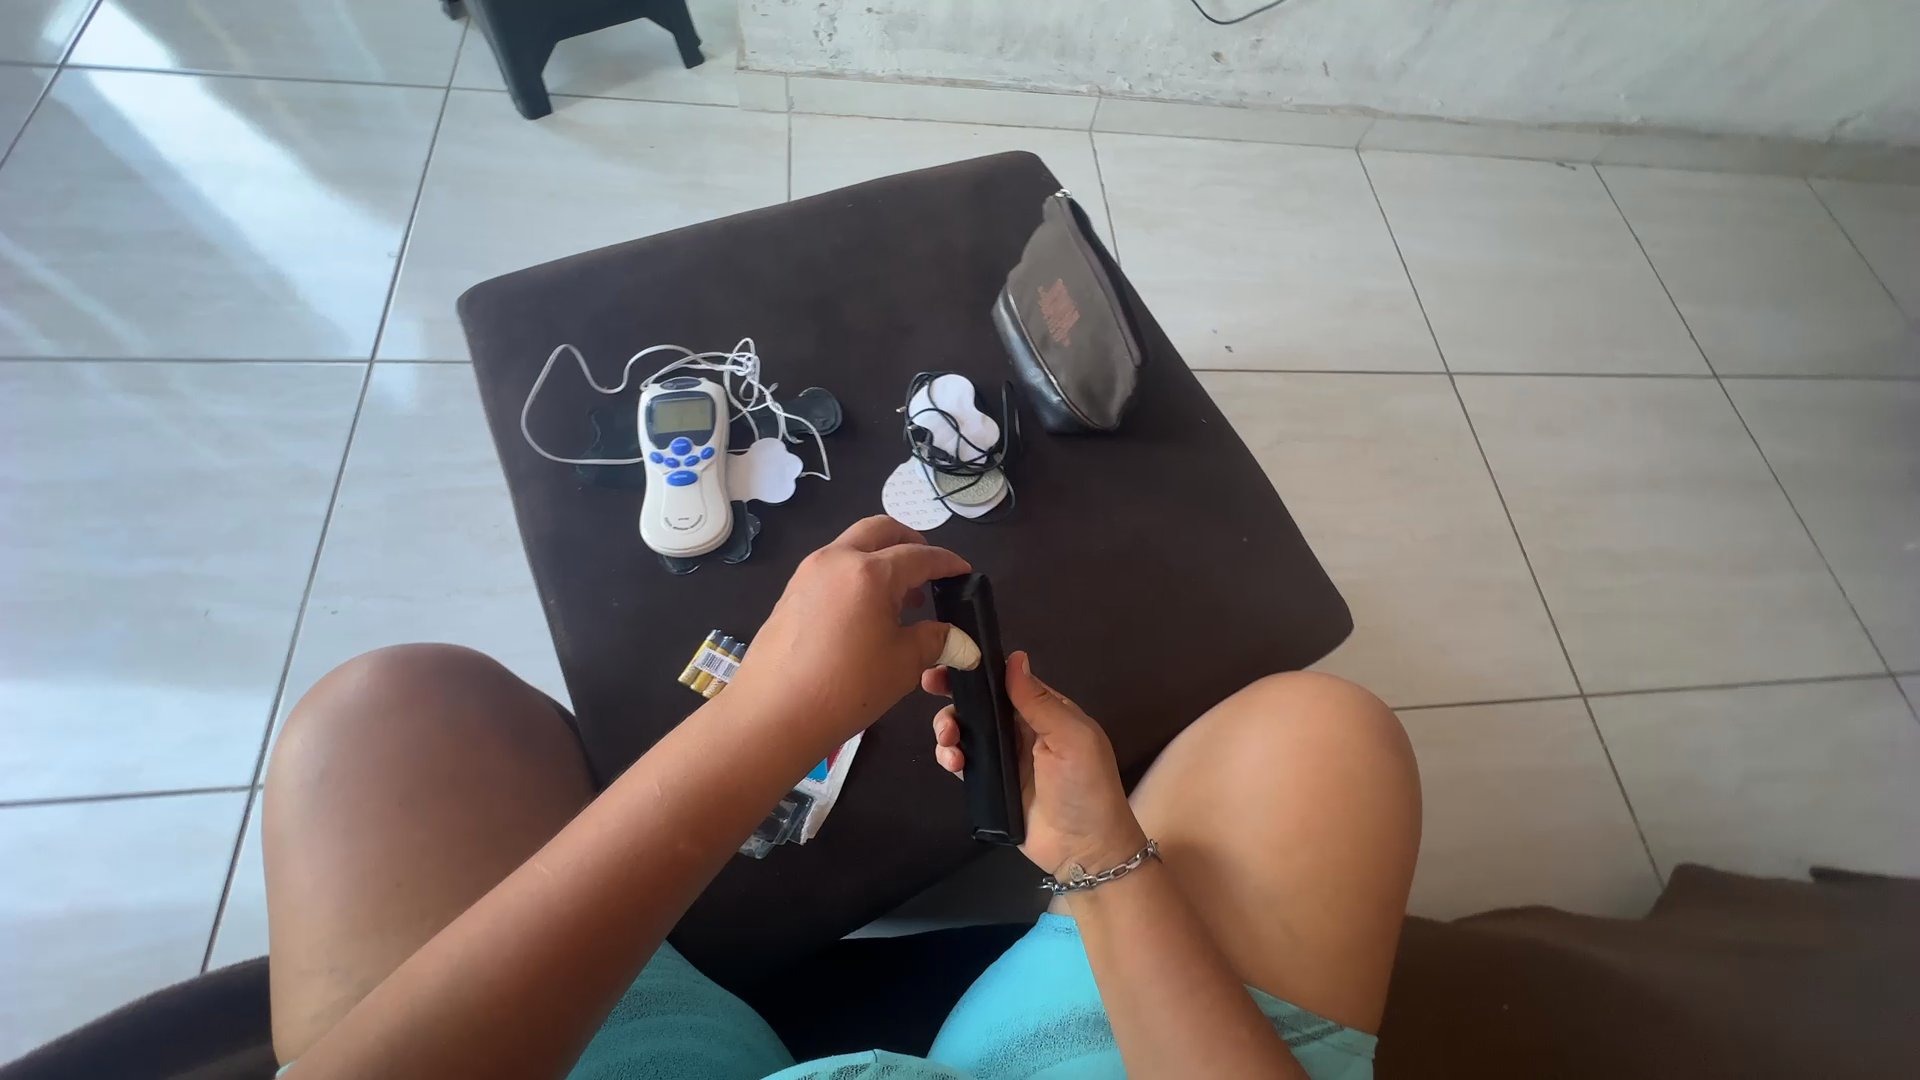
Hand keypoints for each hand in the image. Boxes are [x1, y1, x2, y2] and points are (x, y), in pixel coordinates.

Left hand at [726, 516, 969, 752]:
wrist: (772, 715)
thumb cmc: (847, 687)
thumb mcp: (904, 663)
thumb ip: (936, 639)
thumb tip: (958, 638)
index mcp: (870, 572)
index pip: (920, 555)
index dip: (947, 563)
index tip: (964, 571)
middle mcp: (836, 559)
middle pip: (881, 530)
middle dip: (910, 541)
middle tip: (929, 568)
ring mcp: (808, 573)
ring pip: (852, 546)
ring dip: (881, 558)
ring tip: (901, 596)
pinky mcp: (791, 593)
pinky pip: (833, 568)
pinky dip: (857, 575)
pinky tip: (866, 612)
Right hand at [925, 652, 1147, 879]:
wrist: (1084, 852)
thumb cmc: (1086, 787)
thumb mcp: (1072, 740)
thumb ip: (1040, 701)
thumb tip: (1015, 657)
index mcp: (1045, 710)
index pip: (1007, 679)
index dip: (979, 668)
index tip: (951, 657)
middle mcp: (1021, 728)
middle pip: (980, 702)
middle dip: (953, 692)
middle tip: (929, 685)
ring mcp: (1003, 756)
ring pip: (965, 729)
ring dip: (948, 726)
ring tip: (948, 739)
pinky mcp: (989, 782)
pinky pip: (962, 760)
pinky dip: (949, 756)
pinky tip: (953, 762)